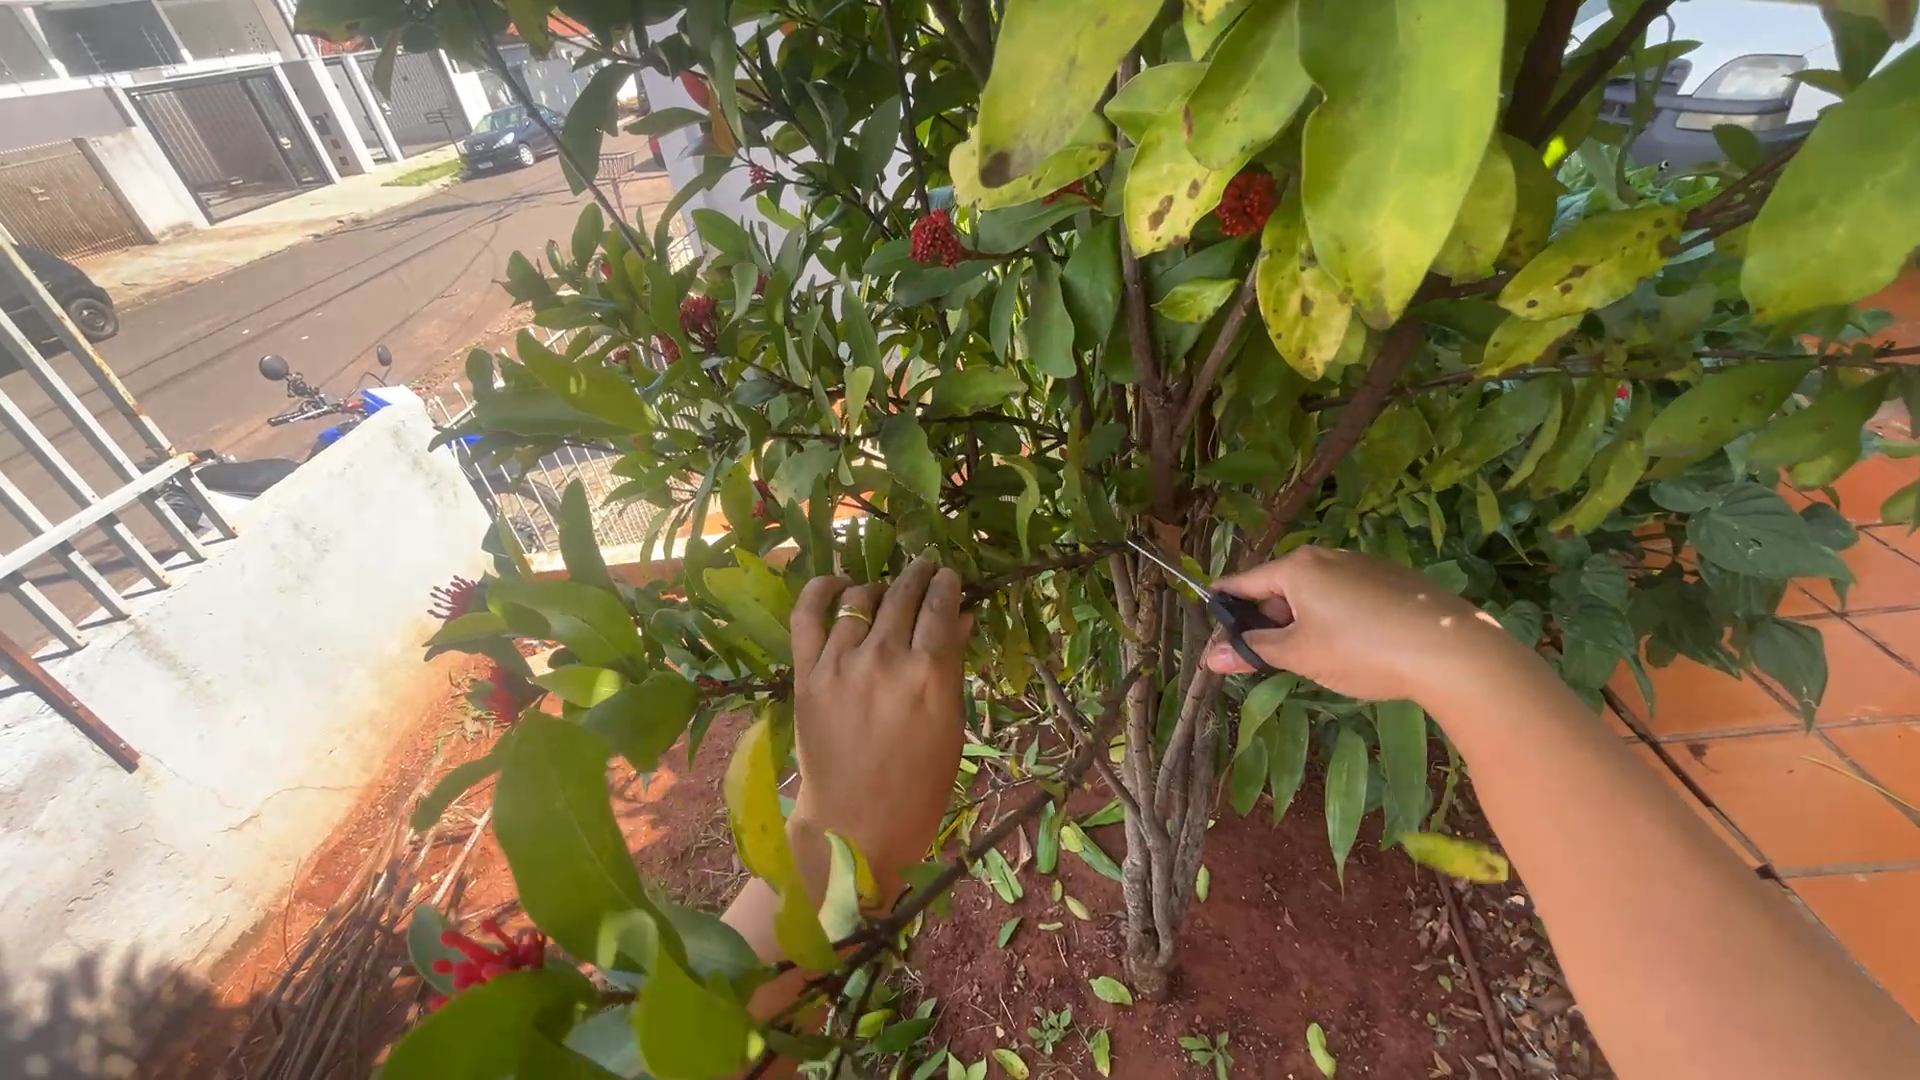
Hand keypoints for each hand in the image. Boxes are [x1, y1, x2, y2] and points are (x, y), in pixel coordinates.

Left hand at [787, 558, 972, 896]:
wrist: (855, 825)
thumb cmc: (919, 785)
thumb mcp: (950, 725)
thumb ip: (951, 666)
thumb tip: (961, 617)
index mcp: (928, 673)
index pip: (940, 607)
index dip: (947, 584)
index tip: (949, 575)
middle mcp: (884, 658)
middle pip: (903, 595)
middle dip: (918, 574)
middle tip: (925, 567)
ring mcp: (840, 663)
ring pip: (860, 598)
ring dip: (879, 586)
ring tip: (886, 589)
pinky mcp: (807, 675)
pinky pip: (807, 615)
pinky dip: (821, 590)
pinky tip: (837, 582)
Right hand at [1201, 547, 1518, 703]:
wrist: (1453, 652)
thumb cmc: (1361, 649)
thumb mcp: (1299, 655)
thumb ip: (1253, 651)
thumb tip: (1210, 657)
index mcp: (1297, 568)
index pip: (1244, 582)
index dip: (1226, 605)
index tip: (1213, 623)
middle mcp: (1328, 557)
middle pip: (1281, 586)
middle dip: (1271, 619)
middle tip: (1273, 655)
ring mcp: (1365, 565)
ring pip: (1317, 591)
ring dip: (1305, 619)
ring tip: (1319, 655)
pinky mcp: (1396, 580)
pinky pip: (1349, 595)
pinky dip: (1339, 616)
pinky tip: (1358, 646)